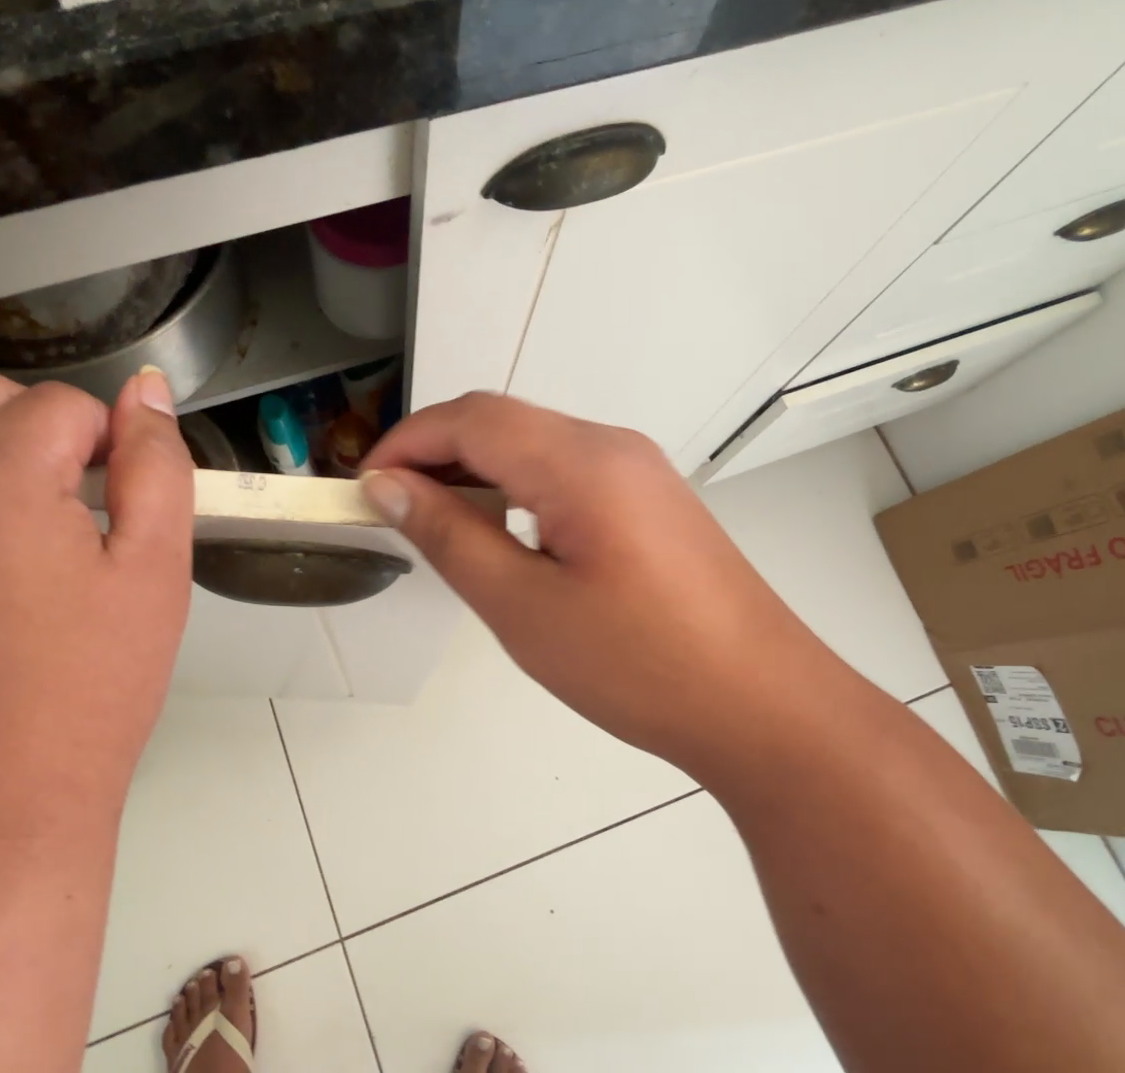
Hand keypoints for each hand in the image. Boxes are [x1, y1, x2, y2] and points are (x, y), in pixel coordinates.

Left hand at [0, 369, 194, 817]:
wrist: (5, 786)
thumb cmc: (96, 682)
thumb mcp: (157, 571)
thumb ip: (158, 469)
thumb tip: (148, 393)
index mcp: (7, 484)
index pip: (60, 404)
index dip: (108, 436)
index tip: (124, 491)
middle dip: (41, 421)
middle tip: (79, 489)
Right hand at [359, 393, 837, 767]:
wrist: (762, 706)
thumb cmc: (639, 666)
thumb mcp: (524, 608)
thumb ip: (450, 536)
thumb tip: (389, 486)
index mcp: (581, 462)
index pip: (470, 418)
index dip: (405, 441)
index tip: (361, 486)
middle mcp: (614, 447)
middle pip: (502, 421)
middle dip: (436, 453)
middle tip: (391, 509)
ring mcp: (641, 471)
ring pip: (535, 445)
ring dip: (477, 472)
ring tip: (438, 527)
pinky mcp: (653, 501)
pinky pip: (568, 472)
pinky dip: (518, 490)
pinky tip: (503, 538)